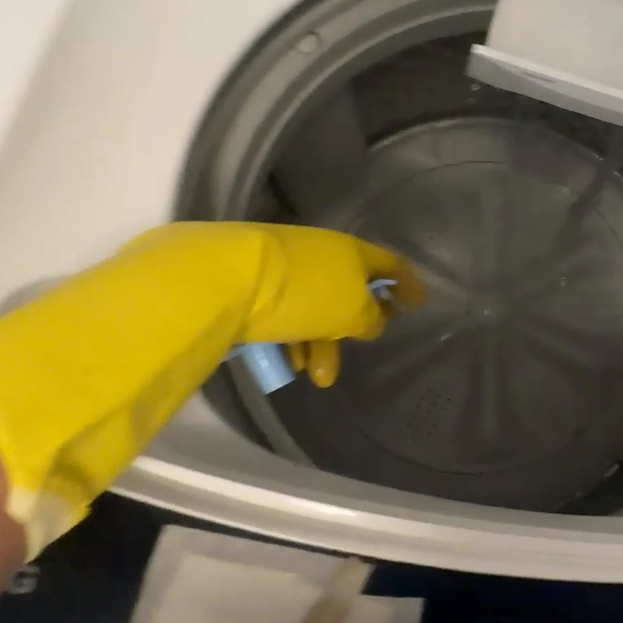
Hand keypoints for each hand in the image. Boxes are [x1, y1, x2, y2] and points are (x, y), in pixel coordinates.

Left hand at [0, 222, 419, 555]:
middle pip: (340, 291)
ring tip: (305, 375)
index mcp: (340, 248)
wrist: (203, 280)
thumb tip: (375, 319)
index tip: (420, 302)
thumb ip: (369, 316)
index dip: (406, 282)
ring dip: (312, 341)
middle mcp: (307, 249)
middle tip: (337, 368)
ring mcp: (267, 264)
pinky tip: (274, 360)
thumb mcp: (345, 308)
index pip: (385, 262)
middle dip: (345, 331)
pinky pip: (273, 312)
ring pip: (304, 306)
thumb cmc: (289, 291)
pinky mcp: (231, 282)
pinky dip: (282, 336)